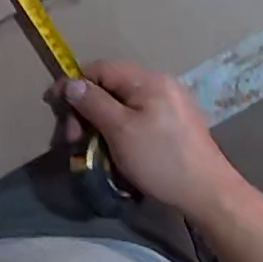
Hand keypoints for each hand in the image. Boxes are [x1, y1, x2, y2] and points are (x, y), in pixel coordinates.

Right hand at [51, 60, 242, 214]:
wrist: (207, 193)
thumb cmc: (160, 159)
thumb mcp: (120, 130)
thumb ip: (93, 103)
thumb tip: (71, 83)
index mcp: (148, 80)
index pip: (100, 69)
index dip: (74, 84)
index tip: (55, 106)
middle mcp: (161, 84)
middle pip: (110, 86)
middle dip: (87, 109)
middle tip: (74, 138)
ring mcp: (170, 103)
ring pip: (122, 103)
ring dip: (101, 122)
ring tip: (94, 147)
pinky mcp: (175, 123)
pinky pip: (138, 116)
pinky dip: (120, 128)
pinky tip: (116, 149)